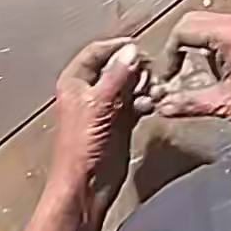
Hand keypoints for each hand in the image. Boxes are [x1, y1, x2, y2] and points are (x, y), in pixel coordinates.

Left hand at [50, 38, 145, 216]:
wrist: (86, 185)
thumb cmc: (83, 143)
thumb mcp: (100, 104)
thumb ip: (118, 75)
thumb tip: (133, 50)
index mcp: (75, 81)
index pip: (96, 51)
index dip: (116, 46)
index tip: (138, 45)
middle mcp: (89, 90)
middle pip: (115, 66)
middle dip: (134, 67)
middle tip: (150, 71)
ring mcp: (105, 106)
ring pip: (128, 84)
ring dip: (143, 85)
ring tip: (154, 90)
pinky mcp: (119, 121)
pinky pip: (135, 102)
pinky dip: (145, 100)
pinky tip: (152, 104)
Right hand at [147, 12, 230, 133]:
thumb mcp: (230, 104)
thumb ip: (191, 102)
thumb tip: (161, 106)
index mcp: (229, 32)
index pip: (182, 30)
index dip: (169, 54)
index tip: (168, 78)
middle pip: (193, 22)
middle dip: (179, 48)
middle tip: (176, 74)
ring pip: (209, 25)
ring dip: (198, 47)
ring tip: (201, 77)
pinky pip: (225, 30)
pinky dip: (215, 46)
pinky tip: (223, 72)